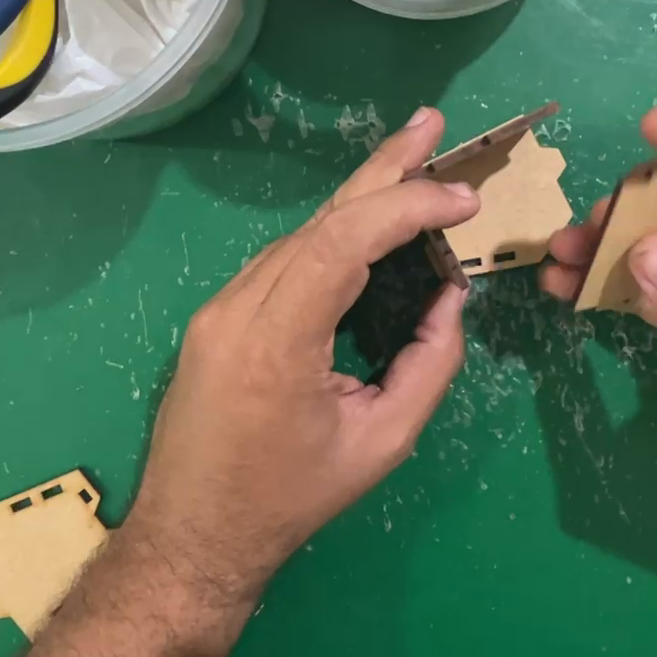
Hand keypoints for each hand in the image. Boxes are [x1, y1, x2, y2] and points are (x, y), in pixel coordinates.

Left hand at [126, 108, 478, 599]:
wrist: (193, 532)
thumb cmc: (291, 499)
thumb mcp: (382, 443)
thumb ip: (428, 365)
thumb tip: (448, 296)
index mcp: (276, 341)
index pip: (342, 242)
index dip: (405, 207)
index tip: (463, 199)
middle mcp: (239, 307)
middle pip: (319, 219)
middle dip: (382, 167)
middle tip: (430, 123)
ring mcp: (220, 307)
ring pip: (301, 235)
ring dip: (361, 200)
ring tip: (413, 165)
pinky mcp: (218, 314)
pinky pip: (284, 260)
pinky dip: (334, 235)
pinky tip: (367, 224)